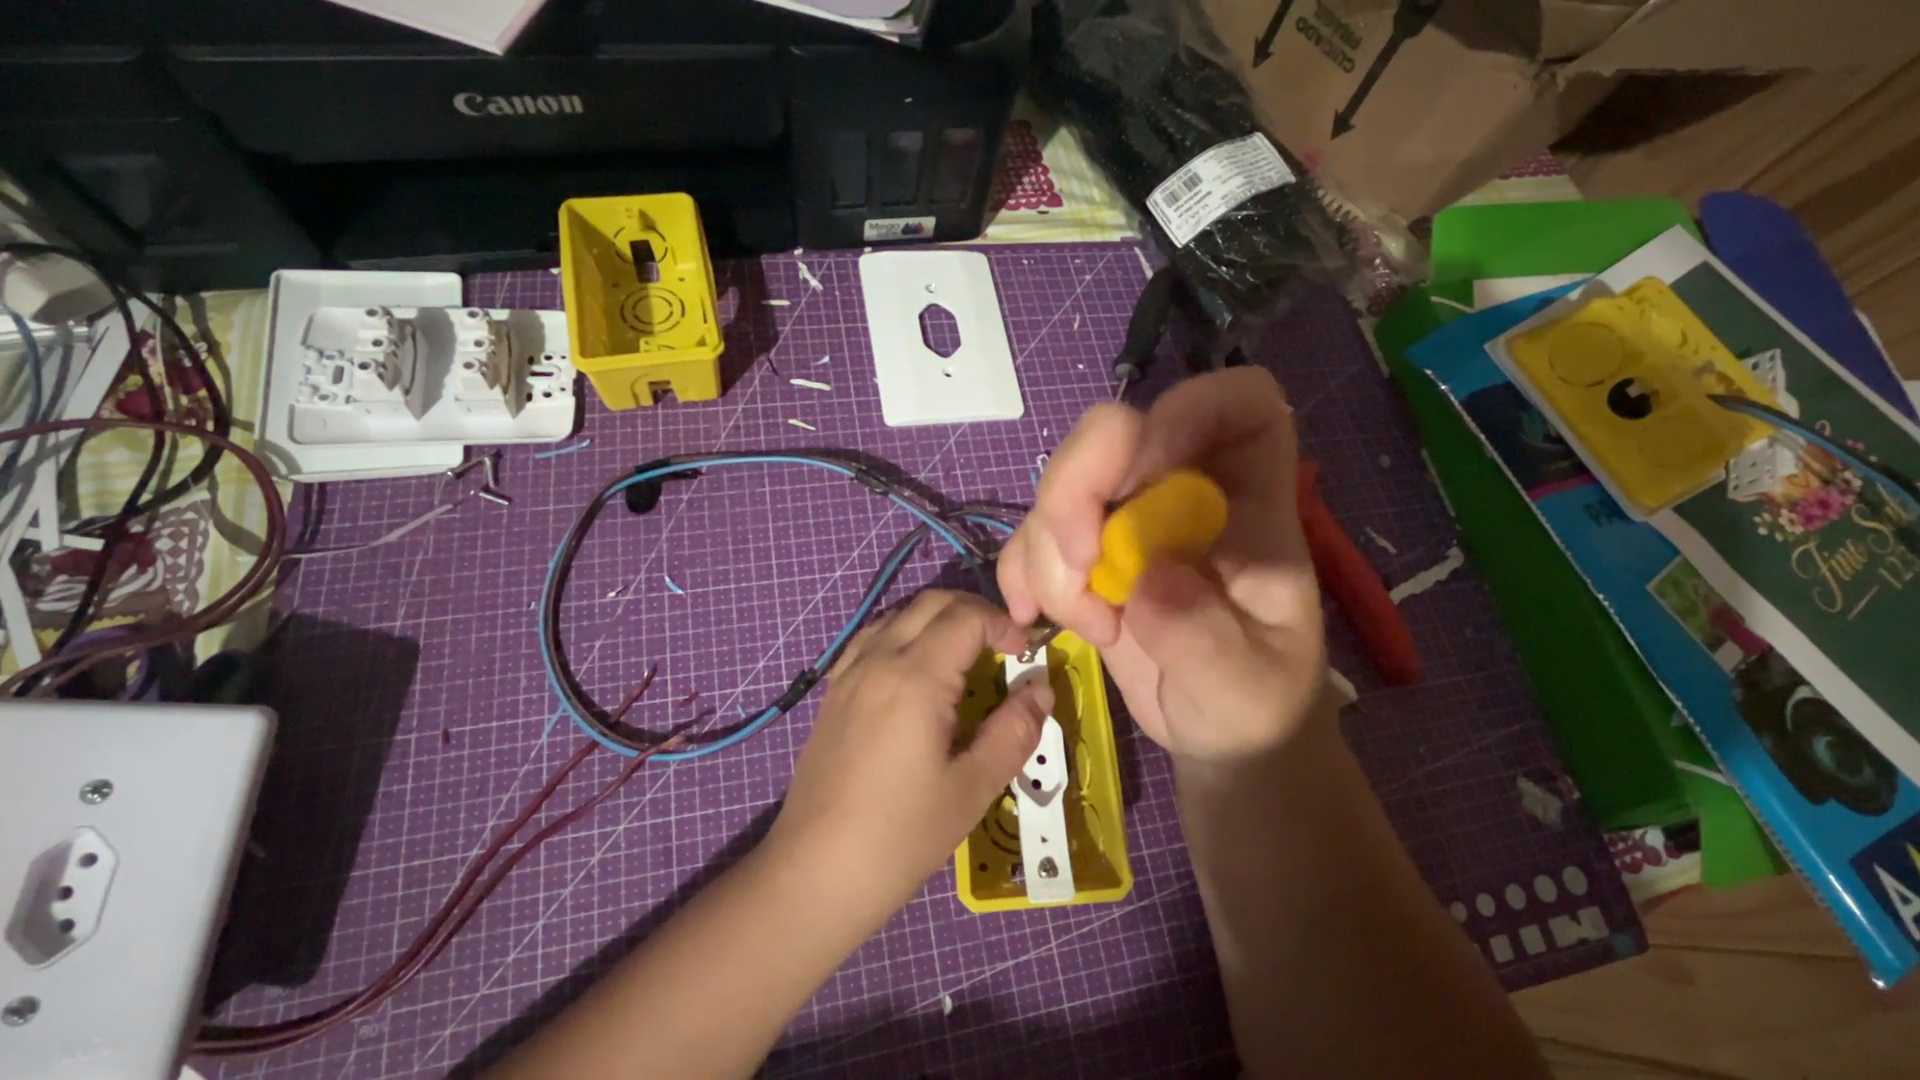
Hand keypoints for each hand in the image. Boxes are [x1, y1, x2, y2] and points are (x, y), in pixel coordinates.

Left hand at [768, 591, 1051, 909]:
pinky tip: (917, 673)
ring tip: (966, 656)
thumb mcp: (972, 788)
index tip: (1026, 654)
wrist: (816, 871)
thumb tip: (1040, 690)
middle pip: (930, 604)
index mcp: (914, 677)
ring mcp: (847, 675)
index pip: (966, 618)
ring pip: (897, 615)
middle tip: (1004, 647)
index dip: (1004, 625)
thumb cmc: (901, 835)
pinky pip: (870, 640)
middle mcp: (877, 661)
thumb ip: (1013, 732)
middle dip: (974, 612)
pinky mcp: (831, 695)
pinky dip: (903, 635)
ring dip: (937, 619)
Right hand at [997, 368, 1328, 762]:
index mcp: (1251, 500)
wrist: (1222, 730)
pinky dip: (1020, 569)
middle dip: (1076, 493)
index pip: (1237, 404)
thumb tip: (1147, 576)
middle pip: (1116, 431)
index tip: (1144, 476)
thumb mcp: (1247, 686)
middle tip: (1080, 569)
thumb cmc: (1256, 701)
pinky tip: (1032, 615)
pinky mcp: (1084, 552)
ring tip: (1092, 626)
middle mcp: (1183, 490)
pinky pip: (1033, 530)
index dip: (1187, 412)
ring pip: (1061, 483)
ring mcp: (1127, 517)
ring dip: (1049, 553)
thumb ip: (1206, 636)